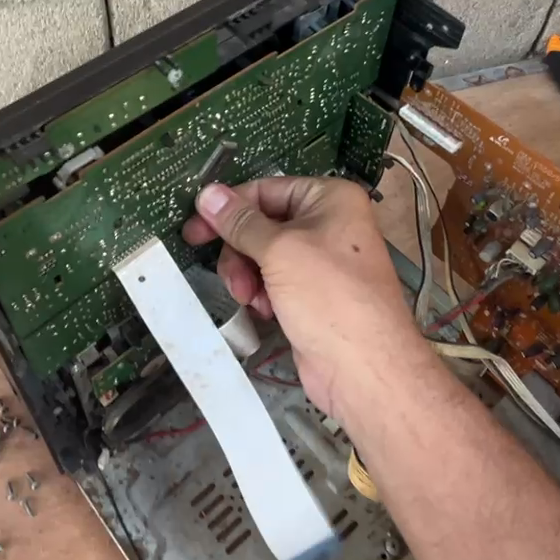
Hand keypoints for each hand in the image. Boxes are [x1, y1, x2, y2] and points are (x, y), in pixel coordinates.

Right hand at [182, 178, 432, 420]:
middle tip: (226, 273)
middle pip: (262, 224)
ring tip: (249, 298)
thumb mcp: (279, 251)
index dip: (230, 208)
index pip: (266, 189)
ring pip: (262, 255)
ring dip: (247, 275)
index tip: (195, 226)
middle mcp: (328, 224)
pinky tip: (265, 311)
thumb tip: (207, 193)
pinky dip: (262, 293)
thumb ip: (240, 222)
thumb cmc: (328, 296)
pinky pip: (273, 281)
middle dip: (240, 250)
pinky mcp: (312, 295)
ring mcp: (321, 262)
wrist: (364, 370)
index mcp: (330, 199)